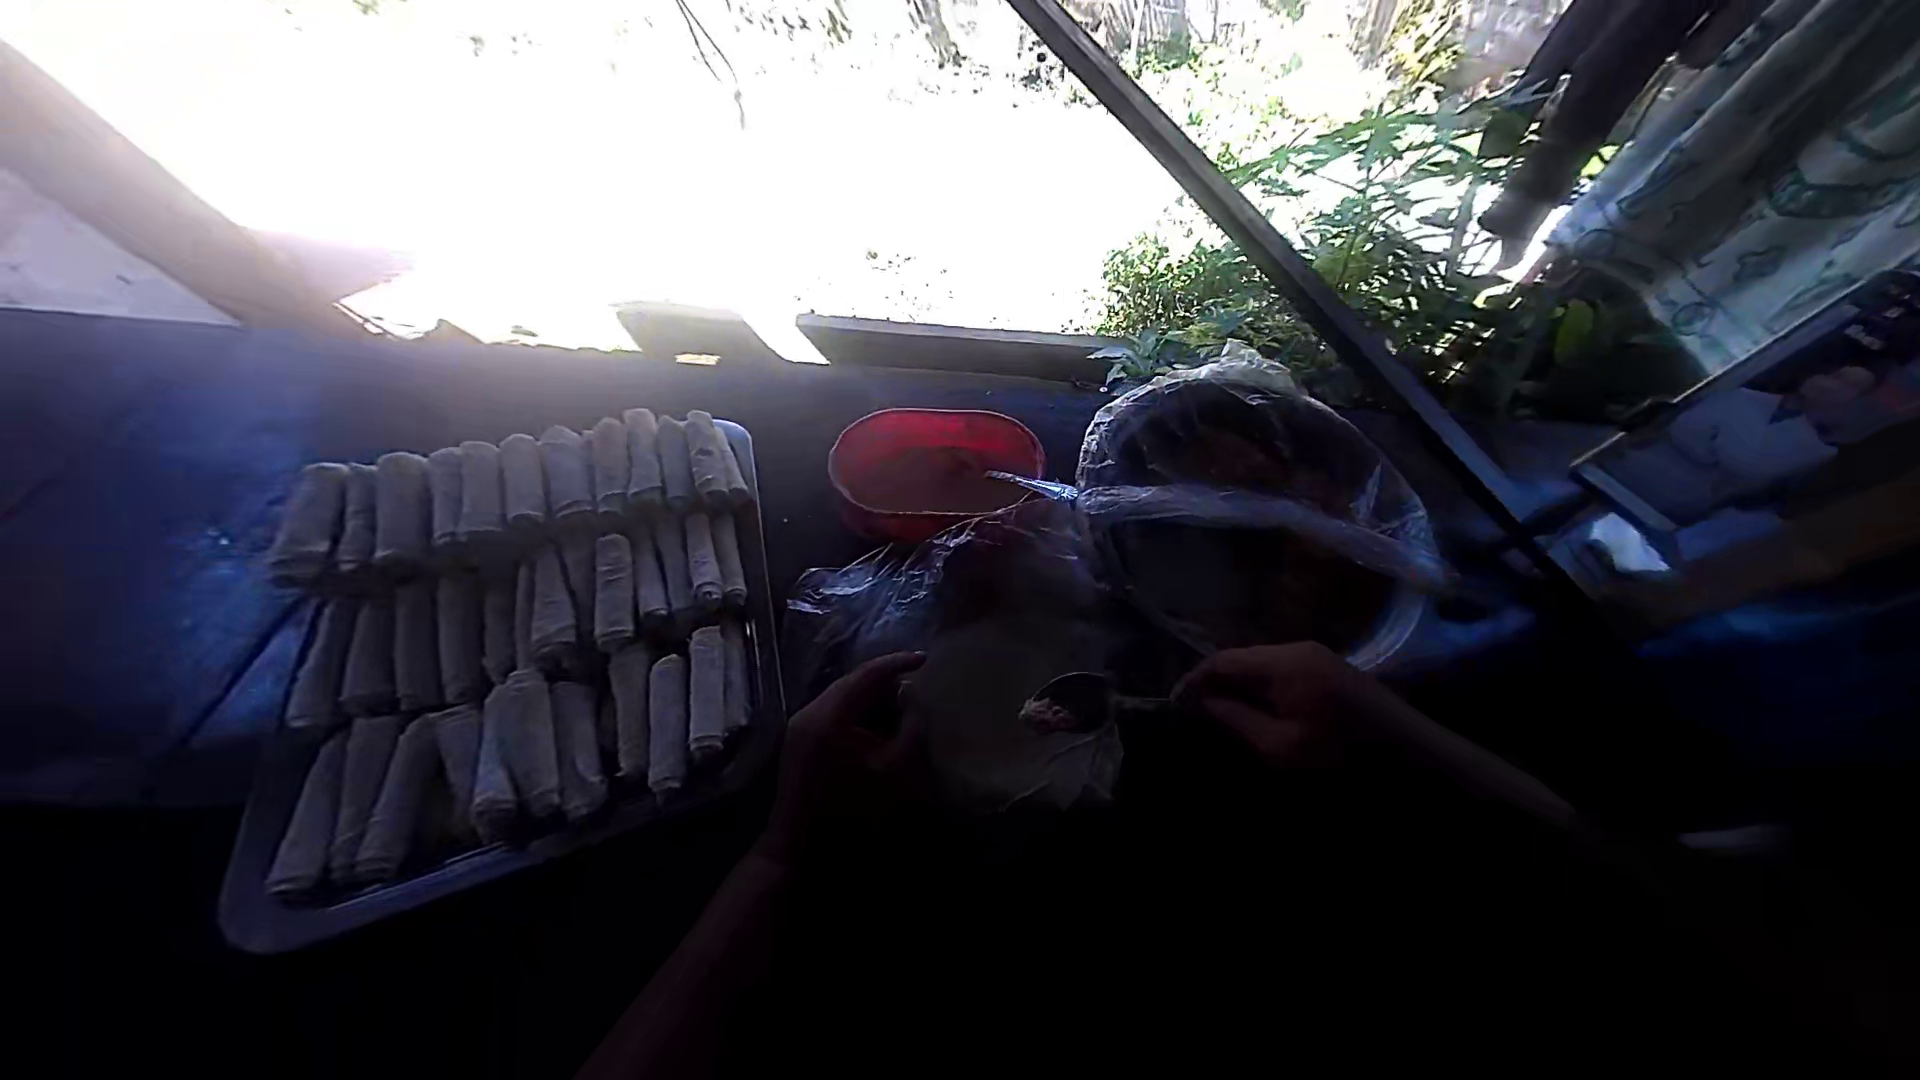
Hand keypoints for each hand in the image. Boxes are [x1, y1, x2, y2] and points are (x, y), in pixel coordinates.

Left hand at [757, 652, 926, 865]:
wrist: (801, 858)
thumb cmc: (854, 817)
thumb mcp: (895, 770)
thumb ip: (910, 726)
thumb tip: (910, 694)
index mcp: (830, 716)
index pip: (867, 674)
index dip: (898, 662)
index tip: (925, 659)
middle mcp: (810, 713)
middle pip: (852, 681)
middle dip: (886, 680)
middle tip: (917, 684)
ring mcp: (800, 727)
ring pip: (843, 696)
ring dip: (872, 696)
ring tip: (903, 704)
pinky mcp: (800, 741)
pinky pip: (834, 712)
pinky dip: (859, 711)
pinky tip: (879, 724)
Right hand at [1171, 642, 1369, 768]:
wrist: (1416, 758)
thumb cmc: (1345, 757)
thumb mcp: (1281, 747)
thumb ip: (1236, 718)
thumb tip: (1203, 701)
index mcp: (1285, 663)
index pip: (1223, 660)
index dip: (1194, 679)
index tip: (1175, 701)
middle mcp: (1297, 648)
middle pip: (1239, 657)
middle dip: (1212, 680)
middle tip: (1193, 706)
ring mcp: (1315, 654)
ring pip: (1257, 661)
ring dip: (1235, 682)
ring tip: (1217, 707)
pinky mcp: (1326, 666)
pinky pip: (1277, 667)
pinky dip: (1257, 683)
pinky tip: (1252, 704)